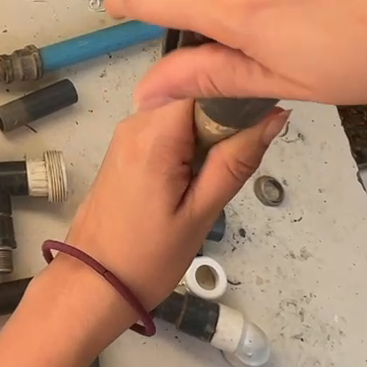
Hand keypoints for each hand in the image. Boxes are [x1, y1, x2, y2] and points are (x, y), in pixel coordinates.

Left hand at [63, 100, 288, 309]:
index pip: (202, 87)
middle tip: (242, 157)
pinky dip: (188, 142)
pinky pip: (164, 128)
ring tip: (220, 170)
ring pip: (180, 113)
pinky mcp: (124, 148)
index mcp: (152, 135)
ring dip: (206, 133)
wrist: (94, 280)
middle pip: (191, 96)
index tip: (263, 119)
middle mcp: (134, 123)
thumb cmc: (148, 255)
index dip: (235, 96)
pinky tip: (197, 173)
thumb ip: (236, 161)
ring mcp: (126, 134)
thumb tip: (271, 117)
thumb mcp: (201, 212)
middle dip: (223, 118)